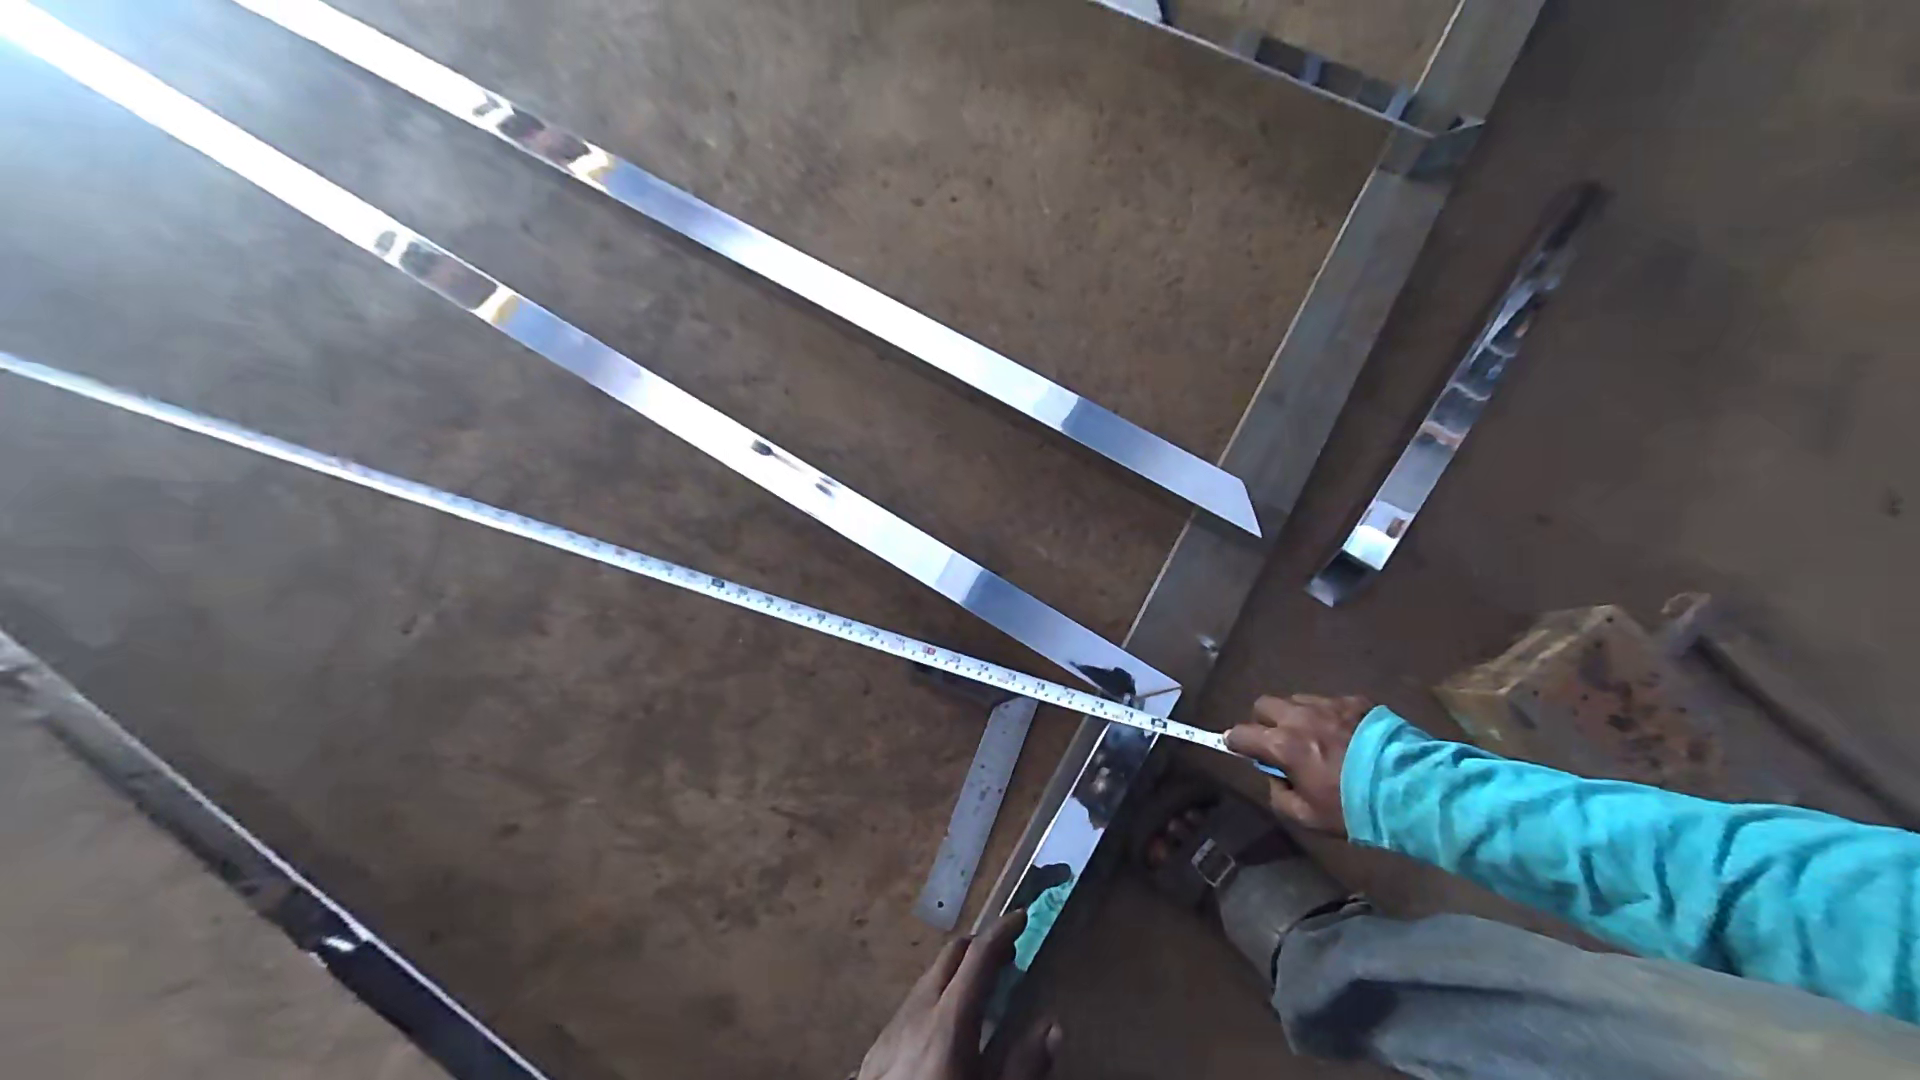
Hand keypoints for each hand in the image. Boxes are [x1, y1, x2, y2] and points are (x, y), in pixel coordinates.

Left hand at [857, 910, 1060, 1079]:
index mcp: (949, 1021)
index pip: (979, 956)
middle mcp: (918, 1011)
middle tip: (1007, 958)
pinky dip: (934, 997)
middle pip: (950, 955)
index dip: (1003, 932)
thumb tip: (1053, 1026)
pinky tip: (943, 1028)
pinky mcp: (876, 1049)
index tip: (1022, 917)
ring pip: (928, 978)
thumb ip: (1022, 1066)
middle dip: (980, 947)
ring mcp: (893, 1027)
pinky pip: (911, 1004)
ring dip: (956, 973)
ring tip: (980, 995)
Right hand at [1225, 694, 1371, 837]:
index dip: (1236, 741)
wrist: (1414, 791)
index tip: (1238, 748)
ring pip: (1296, 701)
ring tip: (1316, 735)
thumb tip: (1274, 777)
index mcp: (1283, 745)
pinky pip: (1330, 702)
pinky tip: (1346, 734)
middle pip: (1263, 705)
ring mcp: (1328, 705)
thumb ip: (1279, 796)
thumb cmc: (1355, 808)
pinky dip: (1329, 715)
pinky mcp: (1356, 702)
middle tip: (1279, 740)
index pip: (1241, 734)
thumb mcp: (1308, 818)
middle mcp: (1298, 718)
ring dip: (1296, 716)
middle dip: (1264, 721)